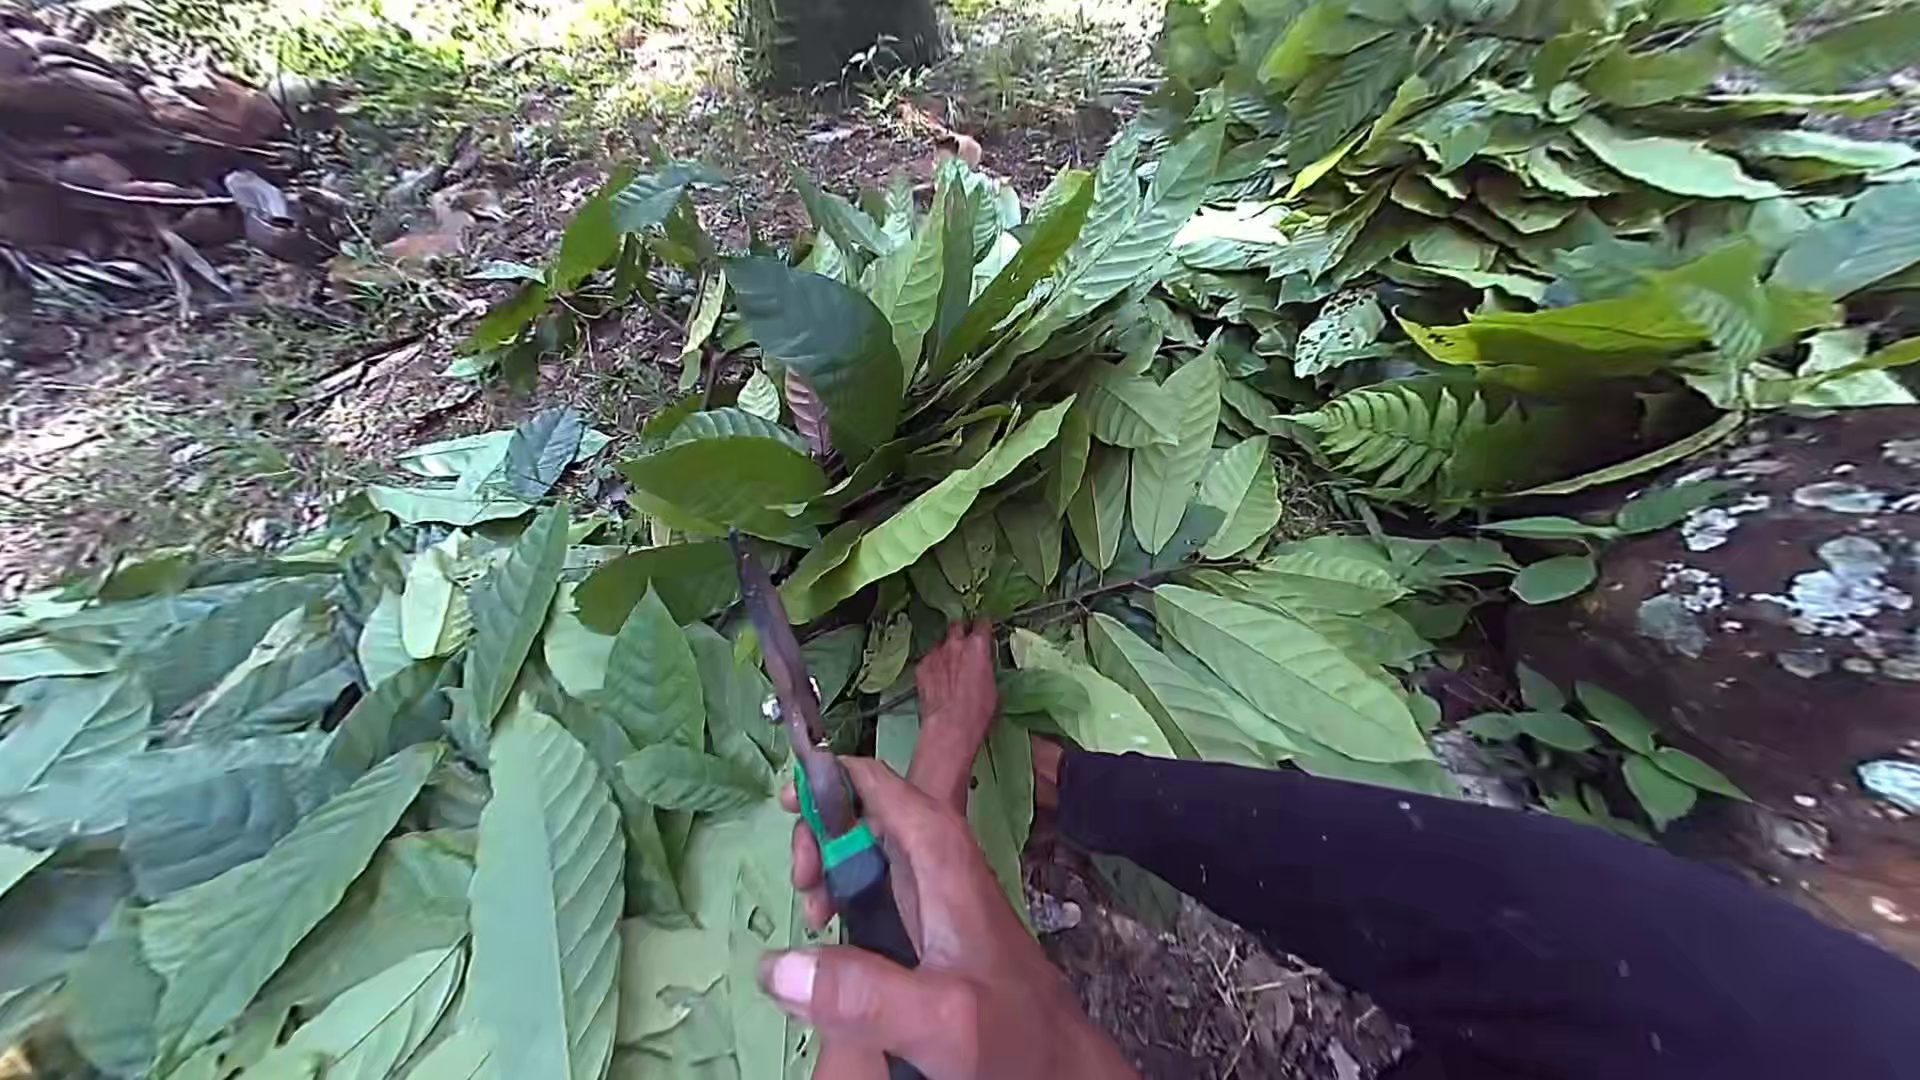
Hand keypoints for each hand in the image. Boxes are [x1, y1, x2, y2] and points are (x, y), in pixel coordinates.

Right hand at [764, 759, 1137, 1079]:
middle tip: (803, 886)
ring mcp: (926, 881)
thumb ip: (864, 993)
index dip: (827, 777)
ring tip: (812, 914)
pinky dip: (839, 892)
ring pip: (862, 843)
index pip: (875, 780)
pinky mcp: (921, 912)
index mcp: (938, 847)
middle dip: (821, 831)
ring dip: (826, 865)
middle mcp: (932, 850)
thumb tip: (774, 965)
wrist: (1055, 1058)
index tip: (787, 803)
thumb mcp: (940, 1019)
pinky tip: (827, 928)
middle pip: (861, 807)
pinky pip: (869, 880)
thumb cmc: (1009, 1028)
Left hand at [908, 619, 997, 811]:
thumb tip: (983, 665)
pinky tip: (936, 680)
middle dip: (960, 630)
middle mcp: (955, 644)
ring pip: (941, 643)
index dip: (983, 624)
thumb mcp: (993, 686)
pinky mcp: (920, 666)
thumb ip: (986, 667)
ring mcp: (935, 653)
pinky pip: (928, 659)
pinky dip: (933, 665)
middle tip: (964, 641)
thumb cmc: (977, 711)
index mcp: (977, 646)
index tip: (983, 626)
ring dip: (945, 650)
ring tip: (948, 667)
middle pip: (957, 624)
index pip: (982, 622)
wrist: (949, 726)